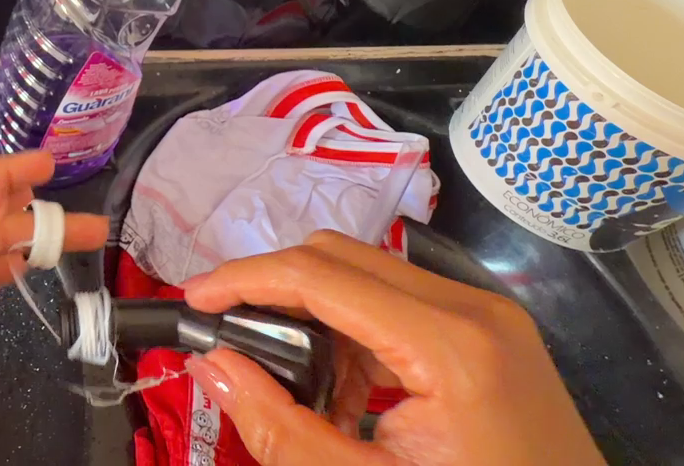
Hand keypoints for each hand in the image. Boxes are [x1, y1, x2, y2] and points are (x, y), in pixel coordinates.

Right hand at [182, 230, 603, 465]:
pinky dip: (349, 325)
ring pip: (361, 270)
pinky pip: (394, 297)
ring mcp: (487, 313)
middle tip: (231, 332)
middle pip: (336, 255)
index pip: (318, 275)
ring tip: (290, 374)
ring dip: (310, 307)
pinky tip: (341, 384)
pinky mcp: (490, 329)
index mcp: (451, 346)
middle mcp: (472, 306)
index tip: (193, 300)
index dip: (243, 278)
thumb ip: (280, 428)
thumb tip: (207, 363)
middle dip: (272, 286)